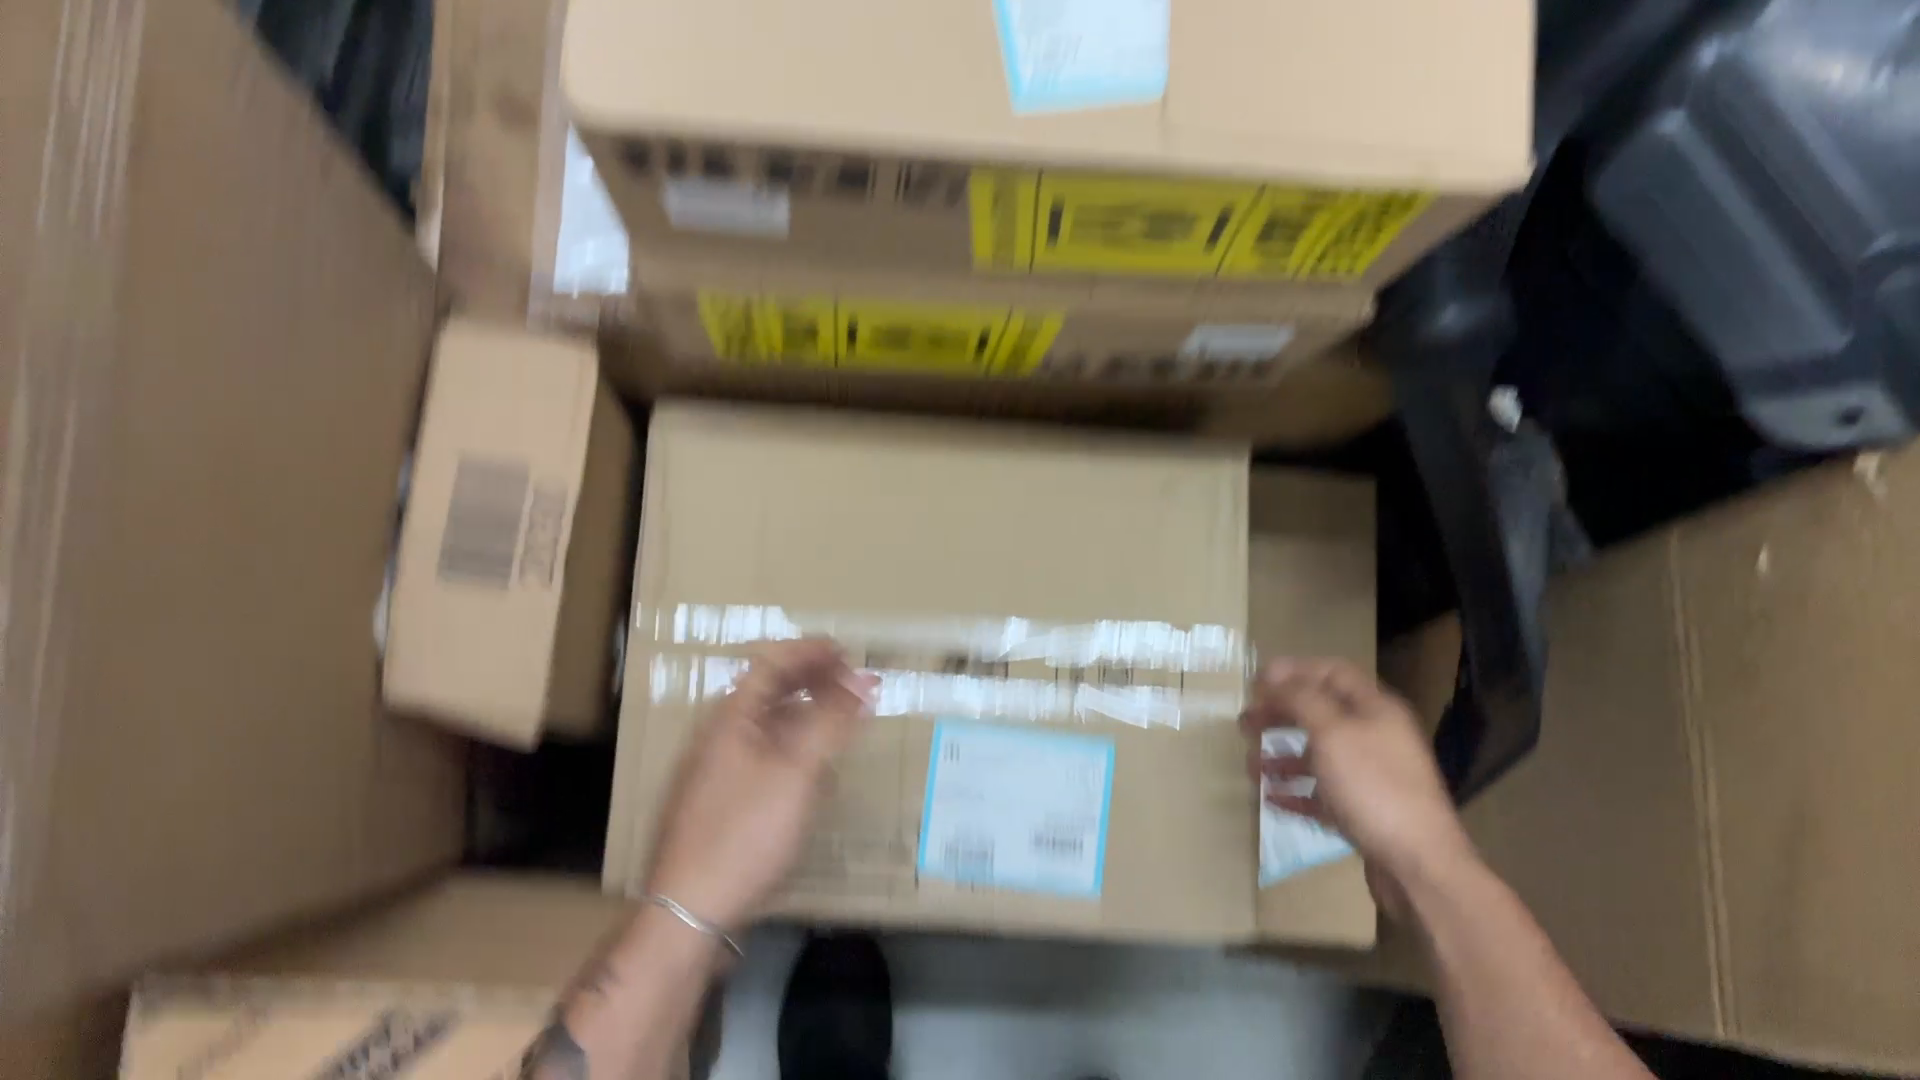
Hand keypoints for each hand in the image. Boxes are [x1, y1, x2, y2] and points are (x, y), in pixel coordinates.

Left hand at [646, 639, 877, 931]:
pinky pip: (762, 754)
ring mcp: (715, 770)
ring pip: (765, 725)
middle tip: (850, 680)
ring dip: (804, 711)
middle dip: (810, 679)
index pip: (771, 664)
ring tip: (839, 715)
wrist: (688, 910)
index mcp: (731, 718)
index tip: (848, 651)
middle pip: (766, 691)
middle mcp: (718, 736)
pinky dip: (793, 745)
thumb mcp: (797, 773)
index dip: (810, 652)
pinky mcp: (719, 802)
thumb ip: (831, 722)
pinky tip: (811, 767)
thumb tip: (864, 681)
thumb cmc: (744, 834)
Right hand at [1241, 658, 1477, 918]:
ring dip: (1282, 757)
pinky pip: (1323, 793)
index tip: (1256, 682)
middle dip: (1281, 714)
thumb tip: (1274, 678)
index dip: (1293, 671)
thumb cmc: (1374, 787)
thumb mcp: (1332, 733)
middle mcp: (1375, 736)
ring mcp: (1371, 776)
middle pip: (1321, 713)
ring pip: (1318, 755)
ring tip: (1251, 767)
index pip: (1332, 672)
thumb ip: (1300, 700)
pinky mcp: (1364, 811)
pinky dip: (1296, 792)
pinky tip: (1272, 799)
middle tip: (1245, 724)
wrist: (1419, 864)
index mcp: (1374, 709)